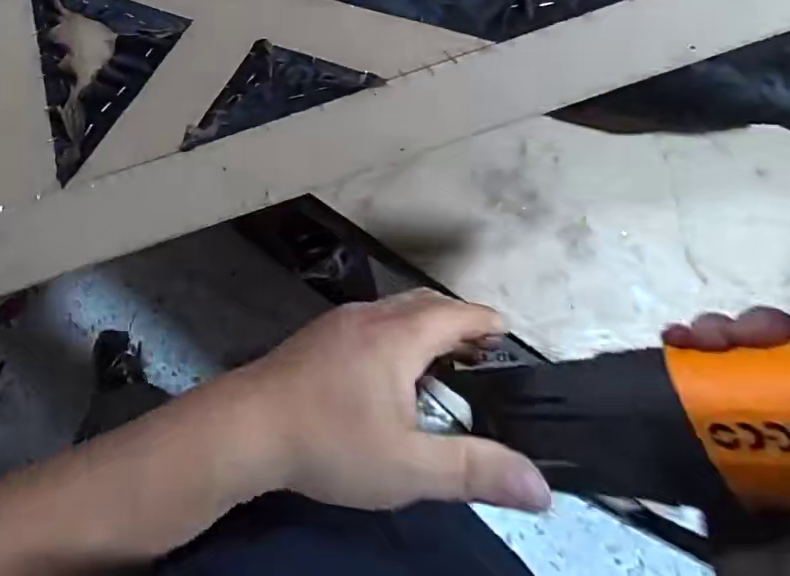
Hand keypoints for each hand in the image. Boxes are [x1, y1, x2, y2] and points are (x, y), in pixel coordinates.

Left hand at [215, 289, 552, 511]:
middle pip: (423, 304)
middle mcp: (367, 318)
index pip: (453, 313)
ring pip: (393, 312)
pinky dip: (397, 335)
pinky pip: (370, 323)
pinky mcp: (317, 338)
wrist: (249, 425)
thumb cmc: (330, 441)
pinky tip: (392, 373)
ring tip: (445, 364)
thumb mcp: (409, 466)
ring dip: (425, 328)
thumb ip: (474, 470)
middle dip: (458, 323)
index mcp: (394, 336)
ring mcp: (337, 324)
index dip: (485, 322)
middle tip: (484, 354)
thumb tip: (540, 484)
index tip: (509, 337)